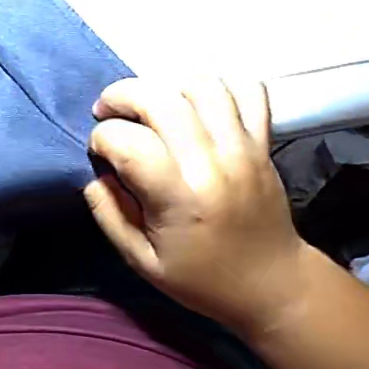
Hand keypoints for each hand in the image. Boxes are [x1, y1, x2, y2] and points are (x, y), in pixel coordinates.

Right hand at [84, 78, 316, 337]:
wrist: (271, 283)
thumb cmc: (201, 278)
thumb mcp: (141, 261)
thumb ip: (110, 215)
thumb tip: (97, 175)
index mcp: (179, 198)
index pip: (129, 142)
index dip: (102, 139)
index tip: (99, 153)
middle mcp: (212, 163)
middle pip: (161, 99)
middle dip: (122, 96)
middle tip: (108, 112)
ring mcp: (243, 147)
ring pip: (202, 86)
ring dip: (166, 87)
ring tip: (151, 107)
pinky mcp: (262, 142)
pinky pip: (248, 91)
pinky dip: (218, 86)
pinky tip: (195, 103)